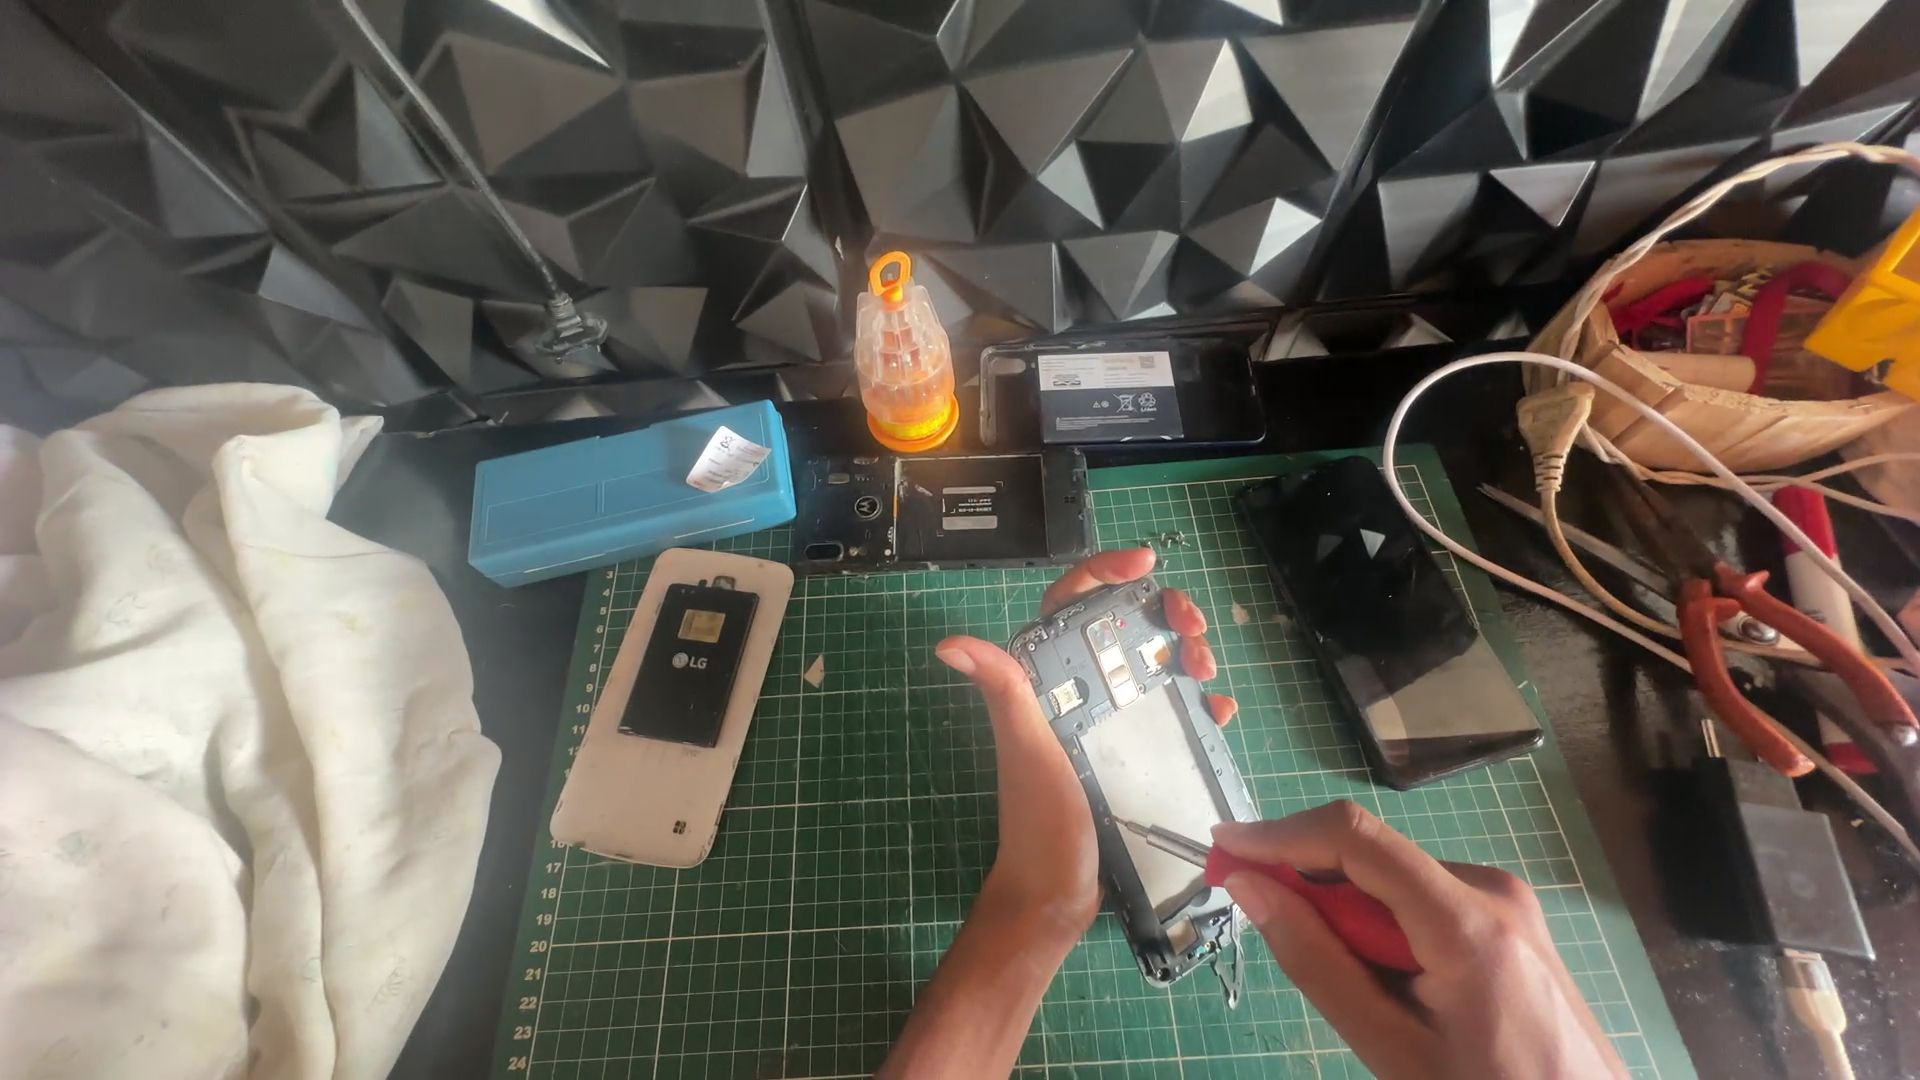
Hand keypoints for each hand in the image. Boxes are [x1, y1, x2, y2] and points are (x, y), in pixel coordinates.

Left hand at [935, 548, 1235, 933]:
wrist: (1058, 894)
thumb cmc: (1039, 821)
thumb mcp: (1026, 748)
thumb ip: (1002, 690)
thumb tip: (948, 643)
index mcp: (1045, 681)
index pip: (1070, 606)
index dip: (1104, 573)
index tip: (1147, 564)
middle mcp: (1073, 691)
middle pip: (1120, 629)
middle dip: (1160, 613)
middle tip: (1192, 626)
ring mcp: (1104, 722)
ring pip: (1149, 665)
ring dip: (1183, 652)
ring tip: (1208, 668)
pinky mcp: (1130, 751)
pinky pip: (1166, 711)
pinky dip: (1193, 701)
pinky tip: (1217, 707)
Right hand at [1214, 802, 1626, 1079]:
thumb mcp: (1390, 1050)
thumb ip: (1312, 959)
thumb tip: (1248, 884)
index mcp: (1469, 925)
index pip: (1353, 838)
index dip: (1279, 833)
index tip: (1224, 846)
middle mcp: (1491, 891)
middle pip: (1368, 860)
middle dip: (1311, 886)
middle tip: (1272, 926)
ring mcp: (1505, 902)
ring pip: (1388, 880)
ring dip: (1348, 914)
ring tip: (1362, 988)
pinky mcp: (1507, 917)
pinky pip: (1416, 896)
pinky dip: (1382, 925)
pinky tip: (1394, 981)